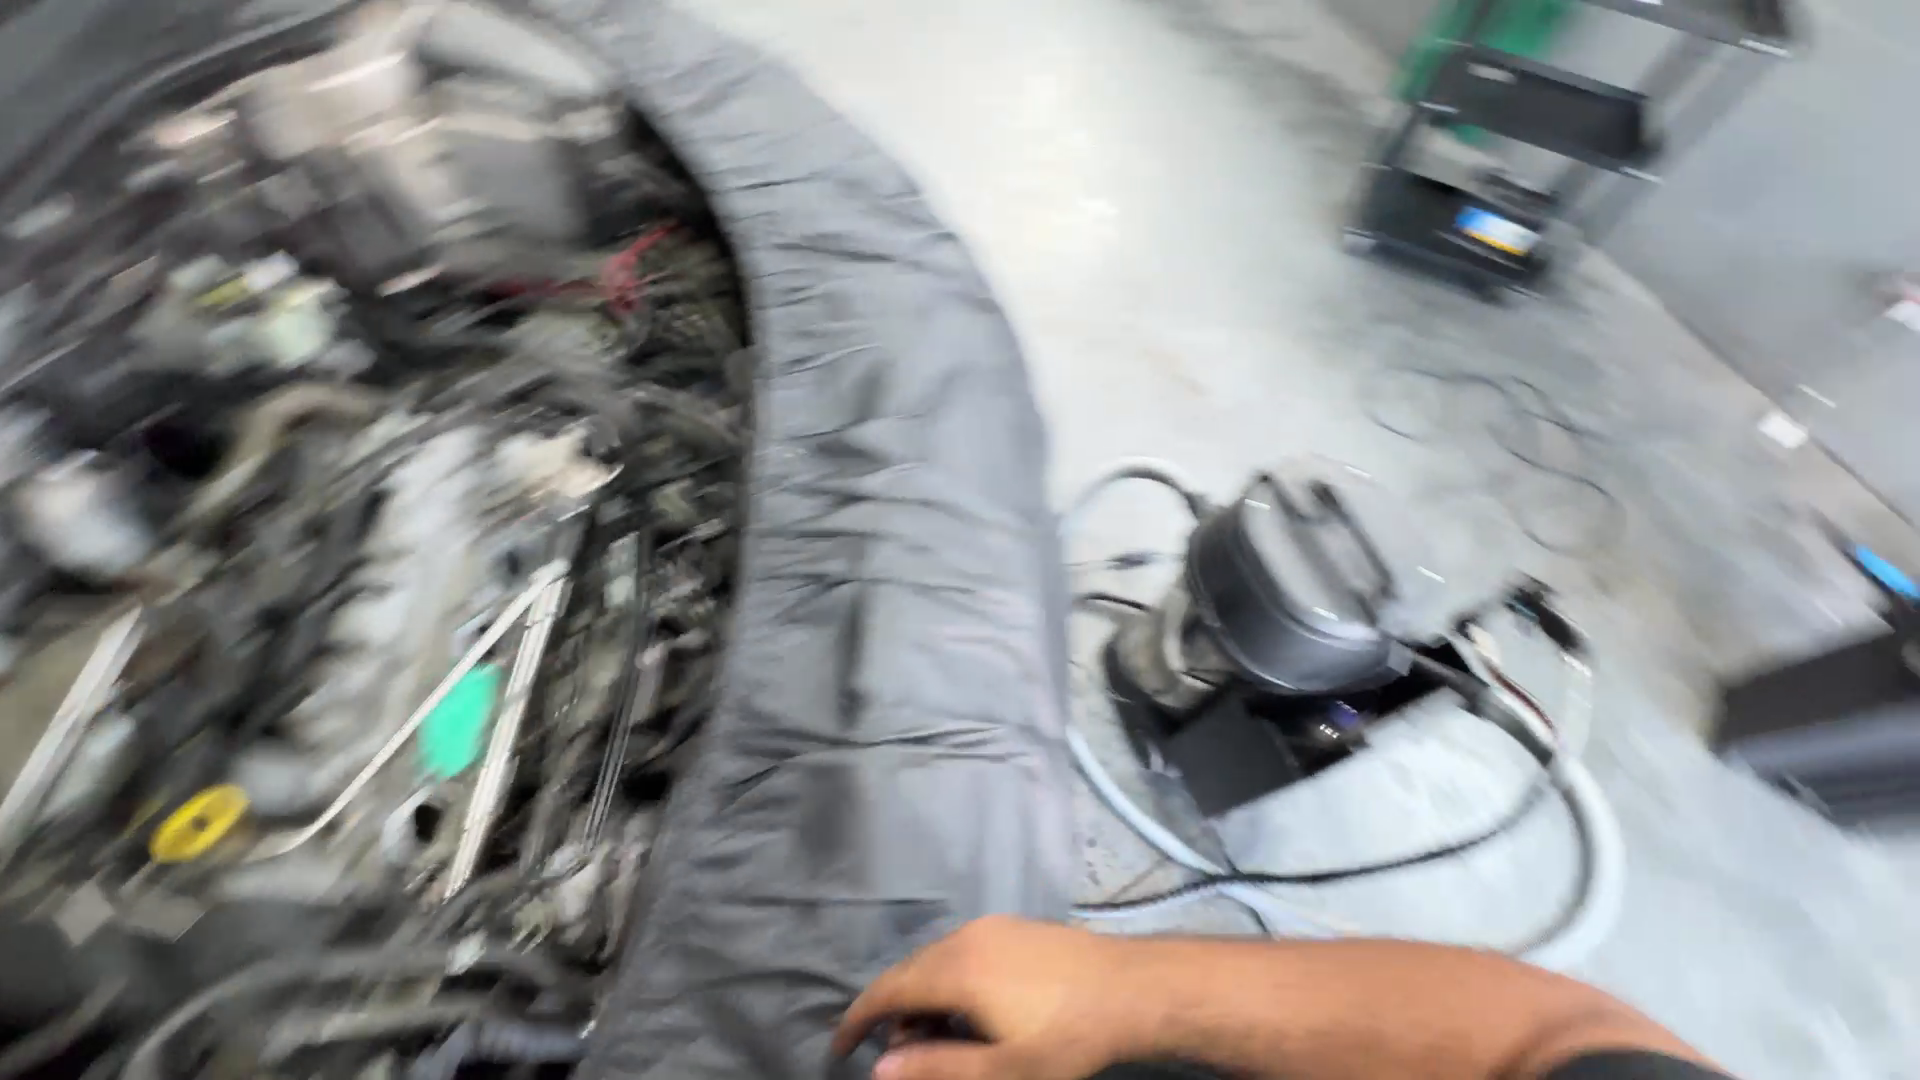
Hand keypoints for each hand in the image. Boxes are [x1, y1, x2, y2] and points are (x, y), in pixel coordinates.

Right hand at [832, 916, 1146, 1079]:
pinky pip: (960, 949)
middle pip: (909, 970)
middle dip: (890, 1011)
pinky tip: (967, 1009)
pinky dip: (946, 979)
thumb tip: (879, 1068)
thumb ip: (935, 1068)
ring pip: (935, 958)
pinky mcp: (1012, 926)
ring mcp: (991, 926)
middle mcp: (965, 937)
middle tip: (893, 1055)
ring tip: (933, 1038)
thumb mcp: (999, 1071)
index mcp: (956, 969)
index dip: (858, 1018)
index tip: (839, 1049)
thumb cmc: (1063, 1038)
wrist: (1129, 988)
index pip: (888, 989)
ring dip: (921, 995)